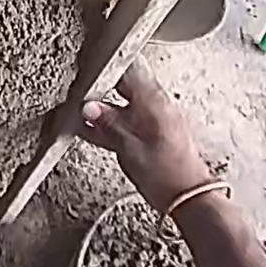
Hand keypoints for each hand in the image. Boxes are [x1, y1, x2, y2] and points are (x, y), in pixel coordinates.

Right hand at [79, 62, 215, 211]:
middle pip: (123, 86)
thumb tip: (89, 107)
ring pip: (122, 105)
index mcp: (154, 102)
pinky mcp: (151, 135)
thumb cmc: (167, 173)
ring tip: (80, 114)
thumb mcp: (128, 146)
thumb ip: (107, 122)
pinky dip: (109, 124)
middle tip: (78, 93)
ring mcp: (154, 120)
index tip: (86, 73)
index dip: (105, 69)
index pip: (128, 71)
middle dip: (100, 88)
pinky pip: (126, 122)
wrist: (187, 197)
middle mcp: (156, 107)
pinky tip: (91, 129)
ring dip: (102, 109)